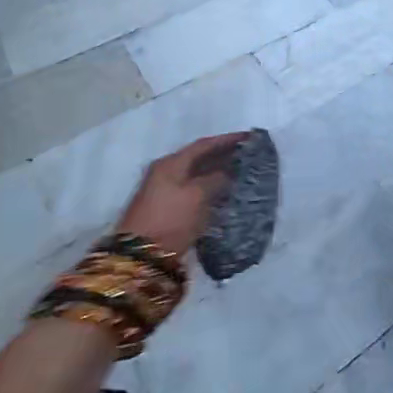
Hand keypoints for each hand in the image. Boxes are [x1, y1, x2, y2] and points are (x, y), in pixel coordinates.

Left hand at [115, 133, 247, 255]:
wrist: (142, 255)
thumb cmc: (170, 219)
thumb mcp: (196, 196)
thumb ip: (215, 180)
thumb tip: (228, 174)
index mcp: (171, 163)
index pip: (203, 145)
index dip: (227, 140)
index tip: (249, 137)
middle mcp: (167, 173)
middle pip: (200, 159)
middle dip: (224, 155)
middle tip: (249, 154)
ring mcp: (167, 192)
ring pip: (199, 176)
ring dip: (219, 173)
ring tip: (243, 173)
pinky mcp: (170, 211)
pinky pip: (196, 193)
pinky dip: (212, 190)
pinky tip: (228, 194)